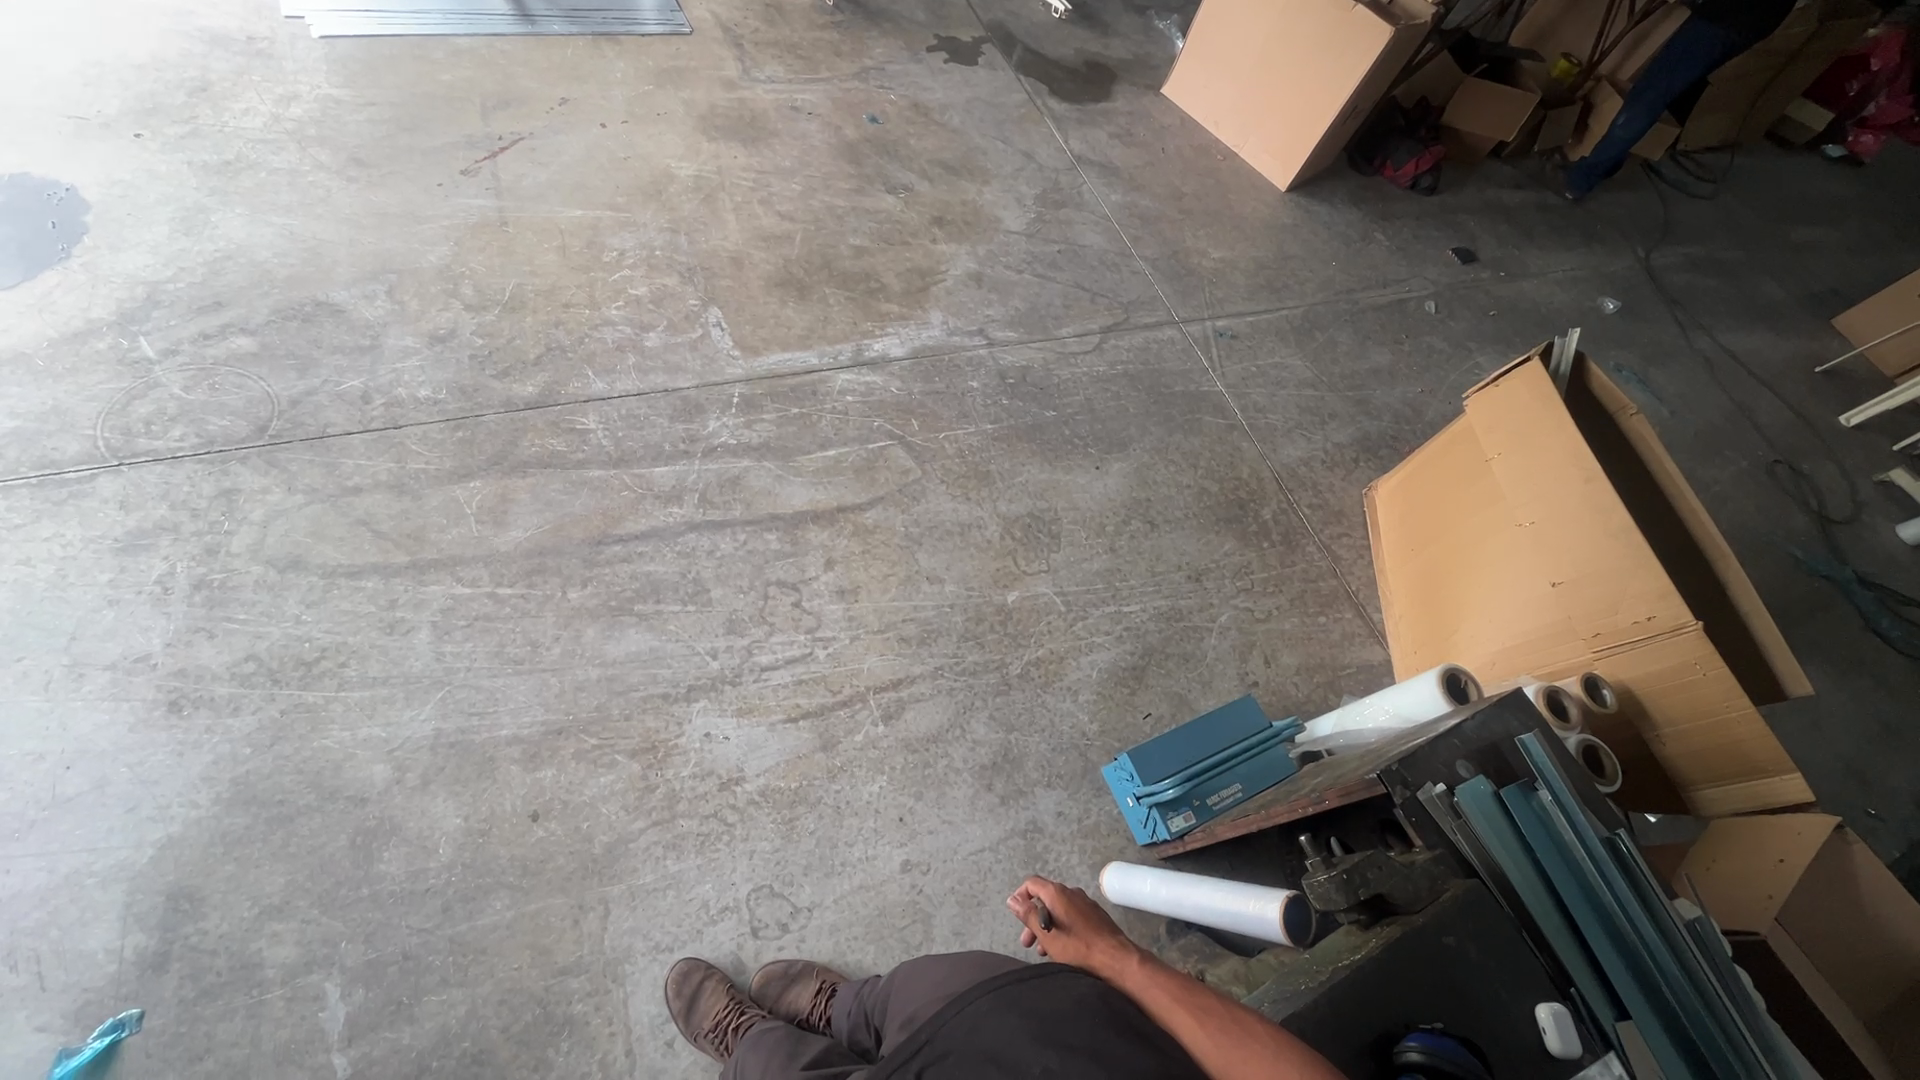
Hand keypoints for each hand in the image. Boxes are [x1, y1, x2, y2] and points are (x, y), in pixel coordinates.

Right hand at [1006, 875, 1141, 979]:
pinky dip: (1061, 928)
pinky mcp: (1095, 915)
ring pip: (1058, 910)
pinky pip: (1071, 916)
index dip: (1020, 897)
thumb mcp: (1047, 935)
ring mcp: (1085, 903)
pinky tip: (1062, 948)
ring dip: (1047, 927)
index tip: (1017, 916)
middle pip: (1044, 898)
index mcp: (1057, 893)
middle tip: (1027, 942)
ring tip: (1044, 951)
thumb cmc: (1078, 948)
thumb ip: (1027, 915)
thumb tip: (1012, 899)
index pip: (1031, 884)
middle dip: (1033, 919)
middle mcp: (1071, 892)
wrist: (1116, 958)